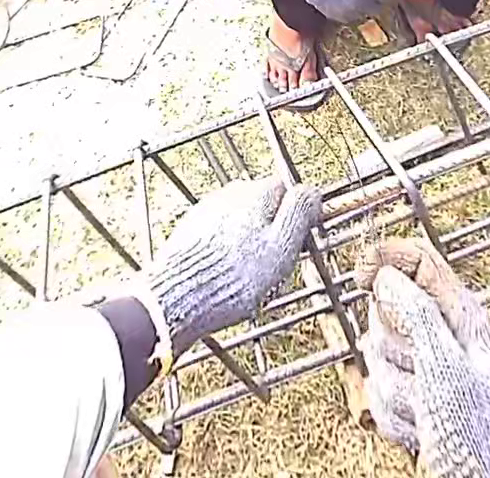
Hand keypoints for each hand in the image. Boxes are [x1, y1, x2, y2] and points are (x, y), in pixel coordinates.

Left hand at [145, 177, 320, 354]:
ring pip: (243, 219)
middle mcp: (234, 192)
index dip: (298, 217)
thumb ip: (300, 212)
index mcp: (259, 192)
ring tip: (248, 275)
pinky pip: (221, 232)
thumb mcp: (281, 246)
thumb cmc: (235, 276)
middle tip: (273, 265)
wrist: (176, 298)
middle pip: (266, 205)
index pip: (290, 191)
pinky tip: (226, 272)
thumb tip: (313, 190)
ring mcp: (210, 208)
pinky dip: (227, 247)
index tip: (300, 242)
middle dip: (272, 230)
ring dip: (249, 239)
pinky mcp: (192, 227)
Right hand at [356, 239, 489, 477]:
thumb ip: (415, 313)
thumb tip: (386, 275)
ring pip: (379, 350)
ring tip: (419, 404)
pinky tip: (415, 424)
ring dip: (392, 383)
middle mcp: (444, 334)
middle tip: (412, 365)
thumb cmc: (478, 438)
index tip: (361, 271)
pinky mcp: (413, 398)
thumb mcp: (444, 365)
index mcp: (460, 314)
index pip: (419, 261)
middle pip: (391, 305)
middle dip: (389, 338)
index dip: (388, 259)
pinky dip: (390, 410)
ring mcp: (427, 368)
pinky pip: (378, 388)